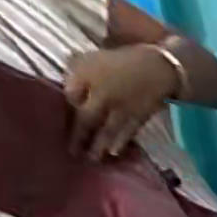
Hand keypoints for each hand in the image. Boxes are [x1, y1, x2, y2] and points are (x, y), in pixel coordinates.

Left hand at [63, 46, 179, 160]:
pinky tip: (114, 152)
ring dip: (98, 145)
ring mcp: (120, 108)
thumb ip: (79, 70)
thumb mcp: (94, 57)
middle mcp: (100, 94)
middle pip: (85, 118)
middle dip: (79, 136)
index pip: (70, 95)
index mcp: (86, 75)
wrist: (158, 67)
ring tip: (93, 159)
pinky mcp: (138, 117)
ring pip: (105, 129)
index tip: (59, 121)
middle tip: (73, 153)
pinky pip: (126, 132)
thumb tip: (70, 90)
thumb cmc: (124, 59)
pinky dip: (119, 142)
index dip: (66, 109)